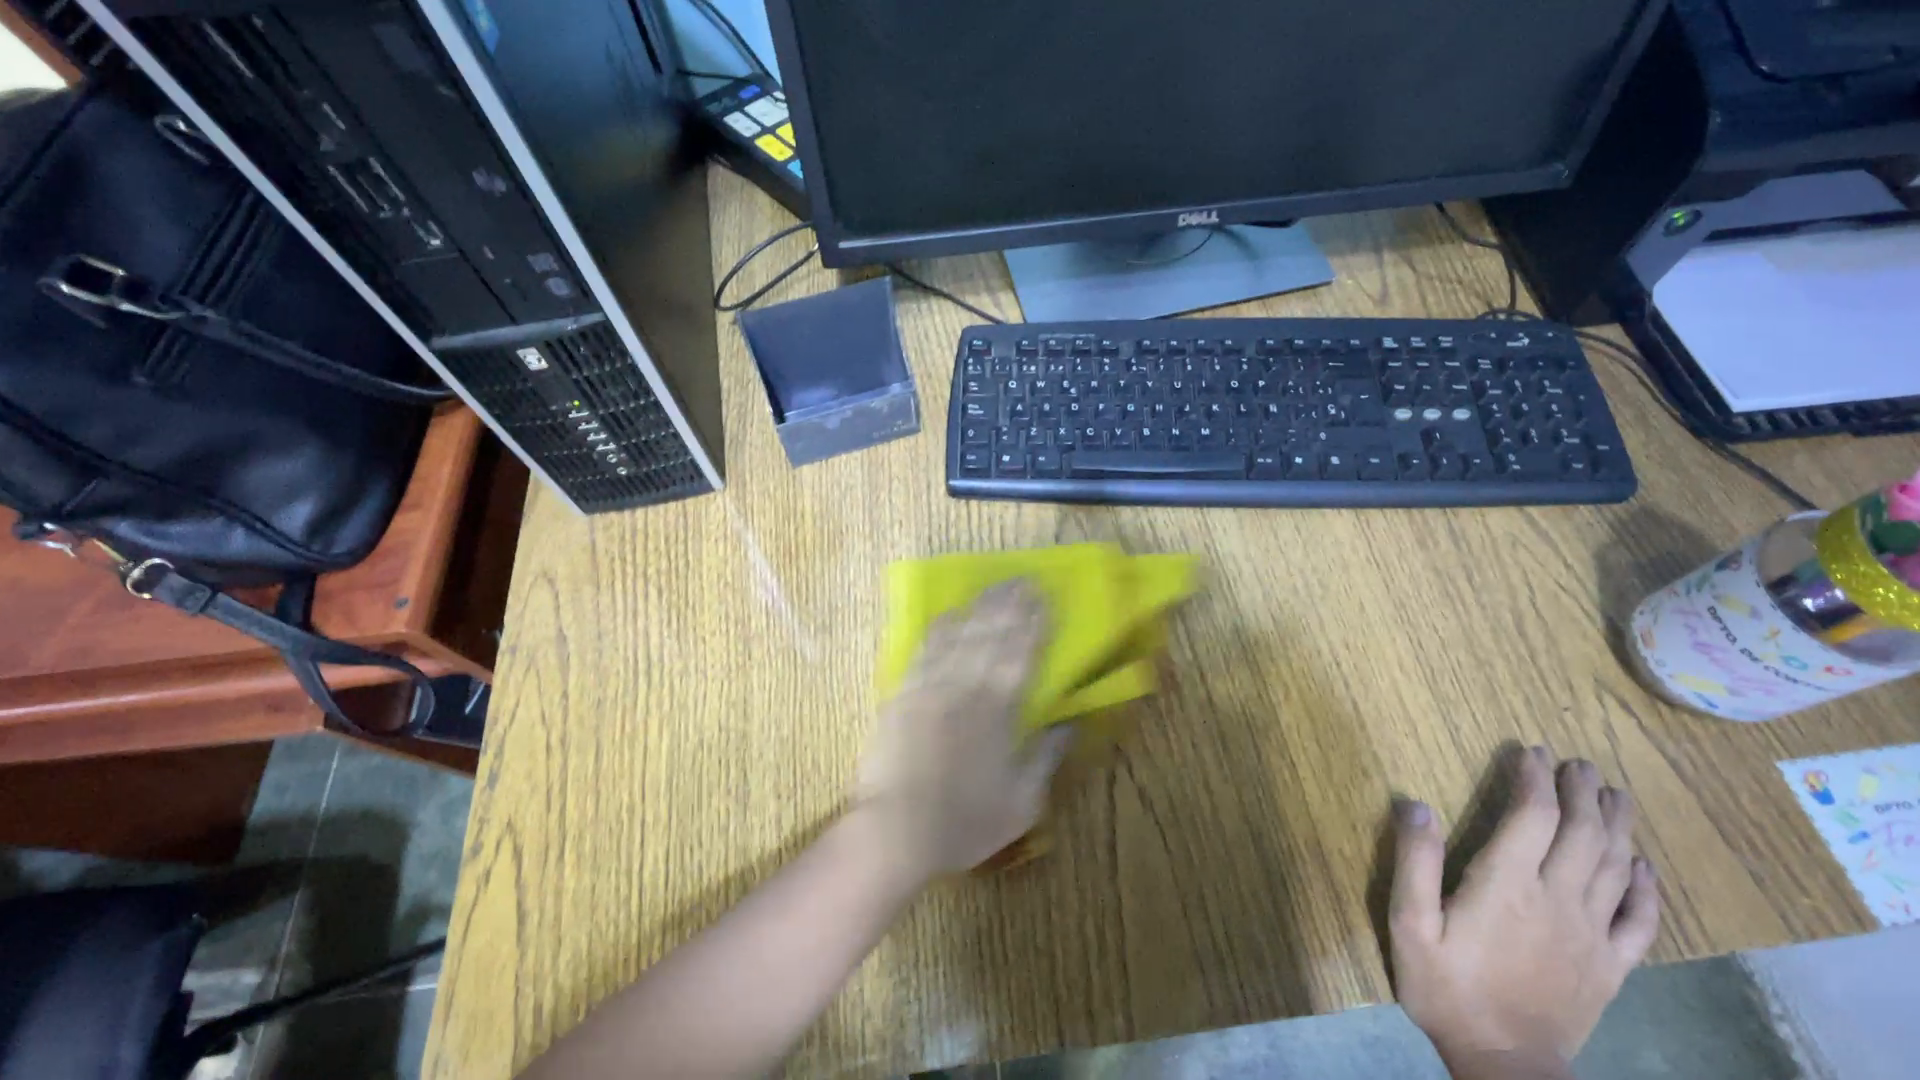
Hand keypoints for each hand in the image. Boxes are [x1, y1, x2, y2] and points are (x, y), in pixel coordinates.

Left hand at [854, 581, 1072, 878]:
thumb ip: (1045, 758)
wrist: (894, 830)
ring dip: (979, 608)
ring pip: (959, 635)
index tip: (1043, 597)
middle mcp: (965, 687)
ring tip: (994, 587)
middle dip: (1009, 605)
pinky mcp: (902, 694)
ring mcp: (930, 687)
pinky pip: (925, 650)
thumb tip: (1069, 724)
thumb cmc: (965, 822)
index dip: (1033, 623)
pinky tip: (949, 615)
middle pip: (991, 635)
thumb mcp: (1021, 801)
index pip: (1021, 654)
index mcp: (999, 710)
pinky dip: (940, 629)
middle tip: (1023, 579)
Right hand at [1388, 747, 1660, 1076]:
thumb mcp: (1409, 927)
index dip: (1534, 777)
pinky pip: (1640, 920)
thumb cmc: (1448, 990)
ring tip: (1614, 795)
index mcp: (1508, 884)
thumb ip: (1414, 863)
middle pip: (1583, 831)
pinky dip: (1647, 889)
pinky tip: (1645, 869)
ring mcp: (1592, 932)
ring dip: (1618, 824)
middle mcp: (1558, 897)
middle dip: (1581, 790)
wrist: (1505, 1064)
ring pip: (1617, 865)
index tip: (1529, 751)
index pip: (1532, 814)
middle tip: (1577, 764)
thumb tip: (1416, 804)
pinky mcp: (1611, 965)